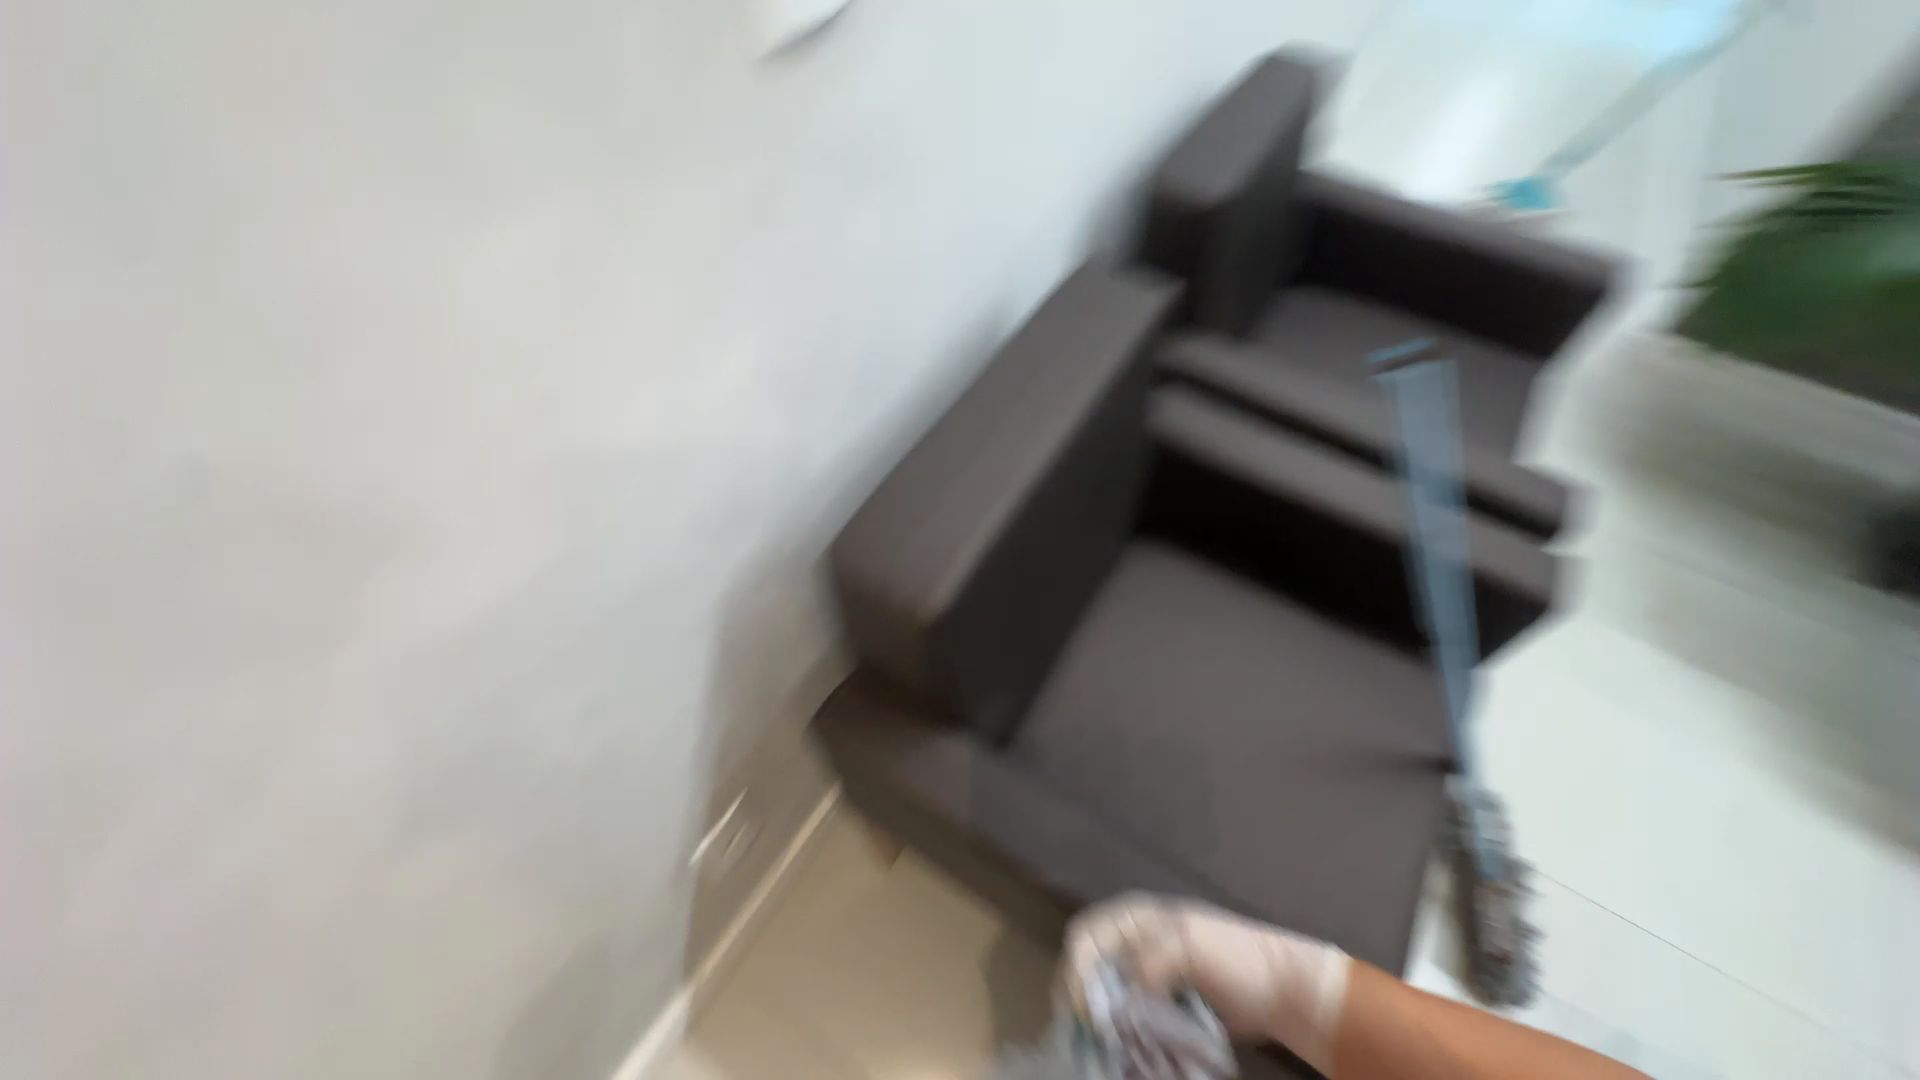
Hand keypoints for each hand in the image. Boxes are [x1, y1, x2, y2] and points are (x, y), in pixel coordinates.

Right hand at [1061, 893, 1350, 1068]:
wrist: (1279, 990)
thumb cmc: (1235, 956)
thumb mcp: (1191, 943)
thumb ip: (1152, 957)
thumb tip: (1123, 990)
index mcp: (1133, 917)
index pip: (1084, 936)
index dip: (1075, 968)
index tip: (1082, 1008)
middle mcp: (1130, 942)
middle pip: (1086, 966)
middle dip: (1082, 1000)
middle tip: (1086, 1034)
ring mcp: (1143, 975)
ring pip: (1102, 995)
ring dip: (1098, 1020)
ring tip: (1101, 1046)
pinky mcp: (1156, 1005)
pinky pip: (1125, 1017)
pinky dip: (1119, 1034)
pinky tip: (1120, 1051)